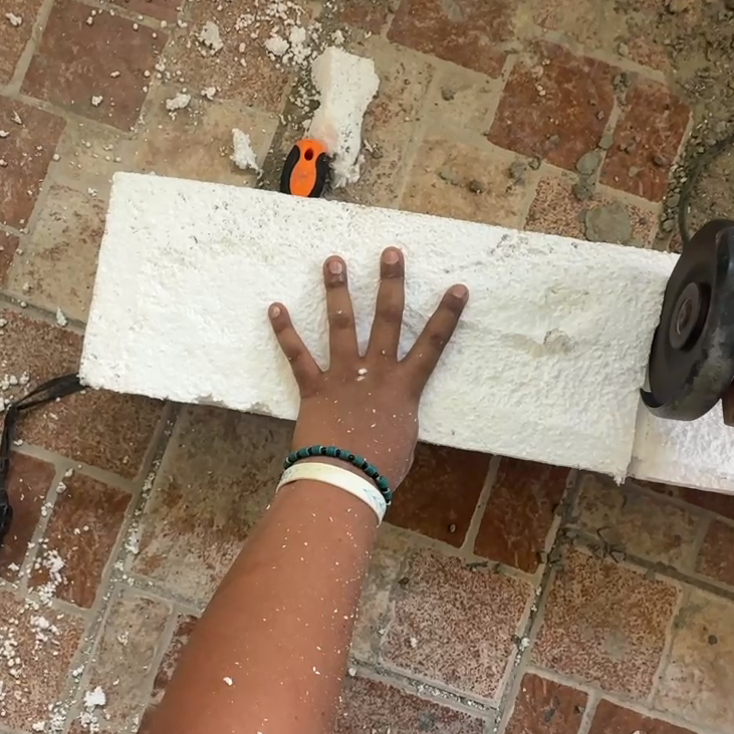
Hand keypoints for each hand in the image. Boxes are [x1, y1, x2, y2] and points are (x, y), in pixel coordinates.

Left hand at [268, 248, 467, 485]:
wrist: (346, 480)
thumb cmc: (380, 470)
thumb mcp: (402, 441)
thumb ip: (398, 417)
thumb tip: (392, 413)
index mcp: (404, 388)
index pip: (433, 344)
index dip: (447, 315)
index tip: (458, 287)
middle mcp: (376, 373)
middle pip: (387, 319)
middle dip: (390, 283)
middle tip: (389, 252)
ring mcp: (343, 376)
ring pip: (341, 324)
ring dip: (337, 290)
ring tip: (333, 260)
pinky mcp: (314, 387)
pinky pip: (297, 355)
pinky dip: (285, 331)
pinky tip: (275, 307)